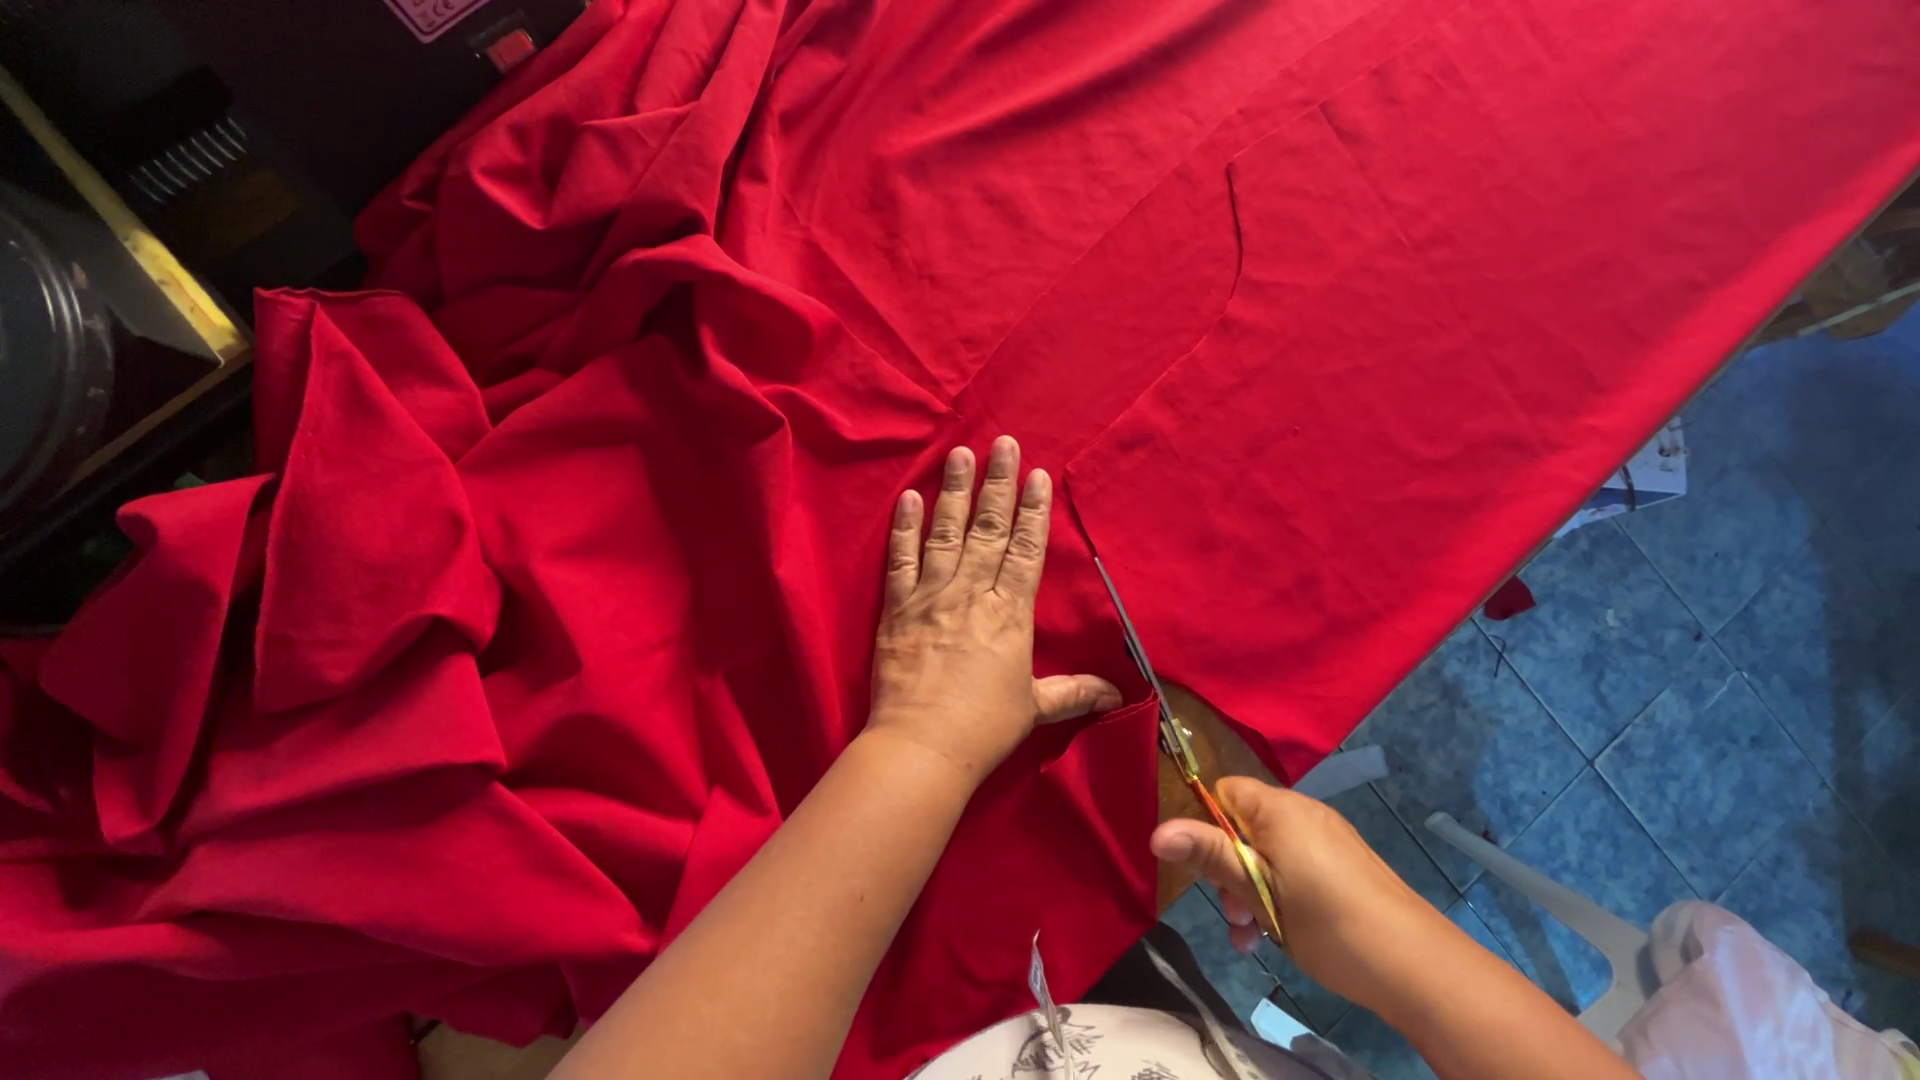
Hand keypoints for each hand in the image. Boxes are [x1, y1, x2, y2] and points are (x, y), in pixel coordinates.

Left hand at [866, 436, 1122, 787]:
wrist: (922, 744)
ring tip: (961, 453)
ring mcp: (931, 596)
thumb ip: (1074, 692)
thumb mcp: (1035, 708)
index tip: (1036, 474)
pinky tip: (909, 498)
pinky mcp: (897, 608)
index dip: (1032, 511)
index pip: (1025, 550)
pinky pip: (901, 559)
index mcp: (1010, 614)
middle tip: (1003, 442)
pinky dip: (904, 528)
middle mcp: (972, 594)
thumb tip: (1118, 695)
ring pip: (946, 533)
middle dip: (998, 483)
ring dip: (955, 491)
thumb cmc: (984, 728)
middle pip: (988, 529)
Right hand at [1149, 777, 1456, 1010]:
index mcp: (1279, 809)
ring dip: (1251, 892)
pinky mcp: (1345, 865)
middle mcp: (1303, 813)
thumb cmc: (1328, 922)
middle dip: (1229, 871)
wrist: (1417, 966)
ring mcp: (1328, 839)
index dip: (1207, 825)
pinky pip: (1296, 867)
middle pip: (1244, 827)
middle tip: (1235, 917)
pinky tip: (1282, 935)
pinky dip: (1280, 896)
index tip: (1207, 870)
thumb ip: (1210, 856)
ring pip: (1268, 854)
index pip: (1223, 791)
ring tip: (1254, 939)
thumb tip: (1156, 832)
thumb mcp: (1259, 892)